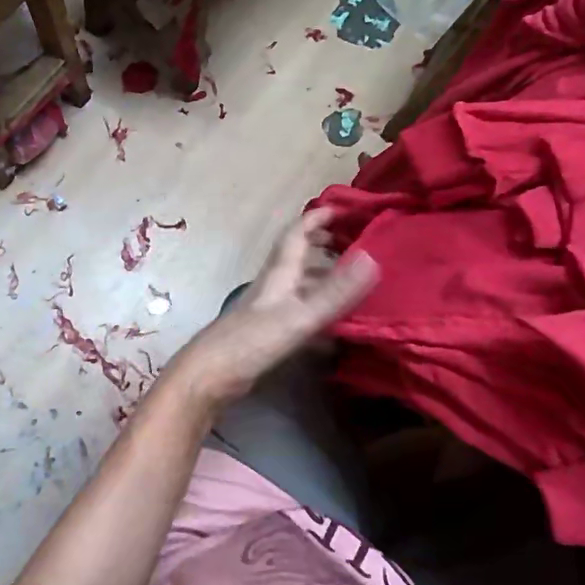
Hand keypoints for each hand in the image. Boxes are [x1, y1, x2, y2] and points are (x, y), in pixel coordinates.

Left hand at [163, 208, 377, 415]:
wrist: (211, 375)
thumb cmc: (253, 341)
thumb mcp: (301, 315)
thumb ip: (336, 291)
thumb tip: (372, 257)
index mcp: (280, 272)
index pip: (298, 233)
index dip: (317, 217)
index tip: (343, 209)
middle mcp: (274, 283)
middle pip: (298, 254)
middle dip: (322, 243)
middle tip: (352, 242)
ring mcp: (269, 307)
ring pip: (299, 281)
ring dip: (322, 274)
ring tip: (350, 278)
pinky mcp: (268, 330)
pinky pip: (299, 308)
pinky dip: (318, 306)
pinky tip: (334, 322)